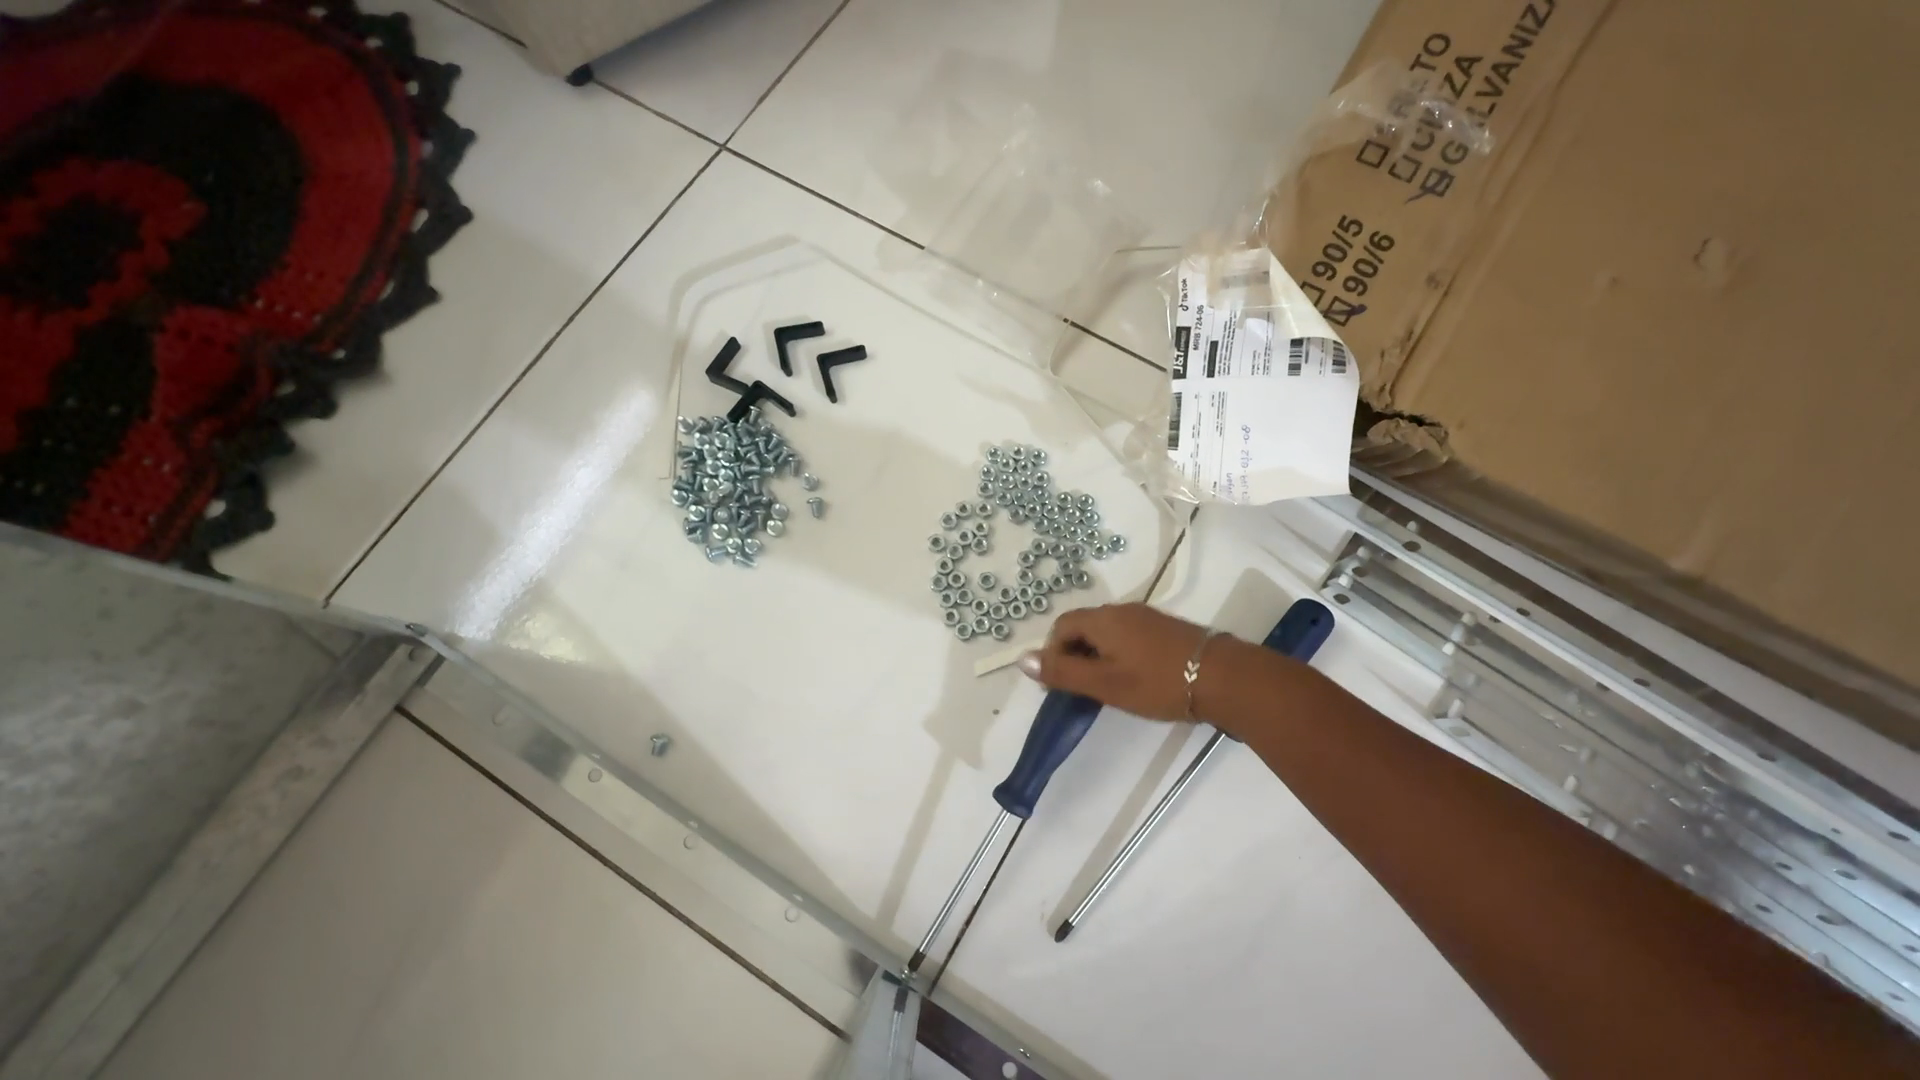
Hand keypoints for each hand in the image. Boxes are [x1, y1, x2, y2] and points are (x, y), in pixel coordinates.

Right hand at [1016, 603, 1215, 721]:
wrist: (1225, 678)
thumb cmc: (1158, 683)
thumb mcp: (1104, 683)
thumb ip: (1063, 672)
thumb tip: (1022, 659)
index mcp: (1103, 619)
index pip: (1062, 626)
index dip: (1052, 653)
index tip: (1059, 684)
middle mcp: (1123, 611)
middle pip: (1084, 626)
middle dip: (1074, 654)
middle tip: (1081, 689)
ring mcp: (1148, 618)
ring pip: (1108, 632)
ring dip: (1097, 656)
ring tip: (1106, 687)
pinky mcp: (1167, 630)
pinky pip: (1129, 637)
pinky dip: (1119, 654)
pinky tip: (1134, 679)